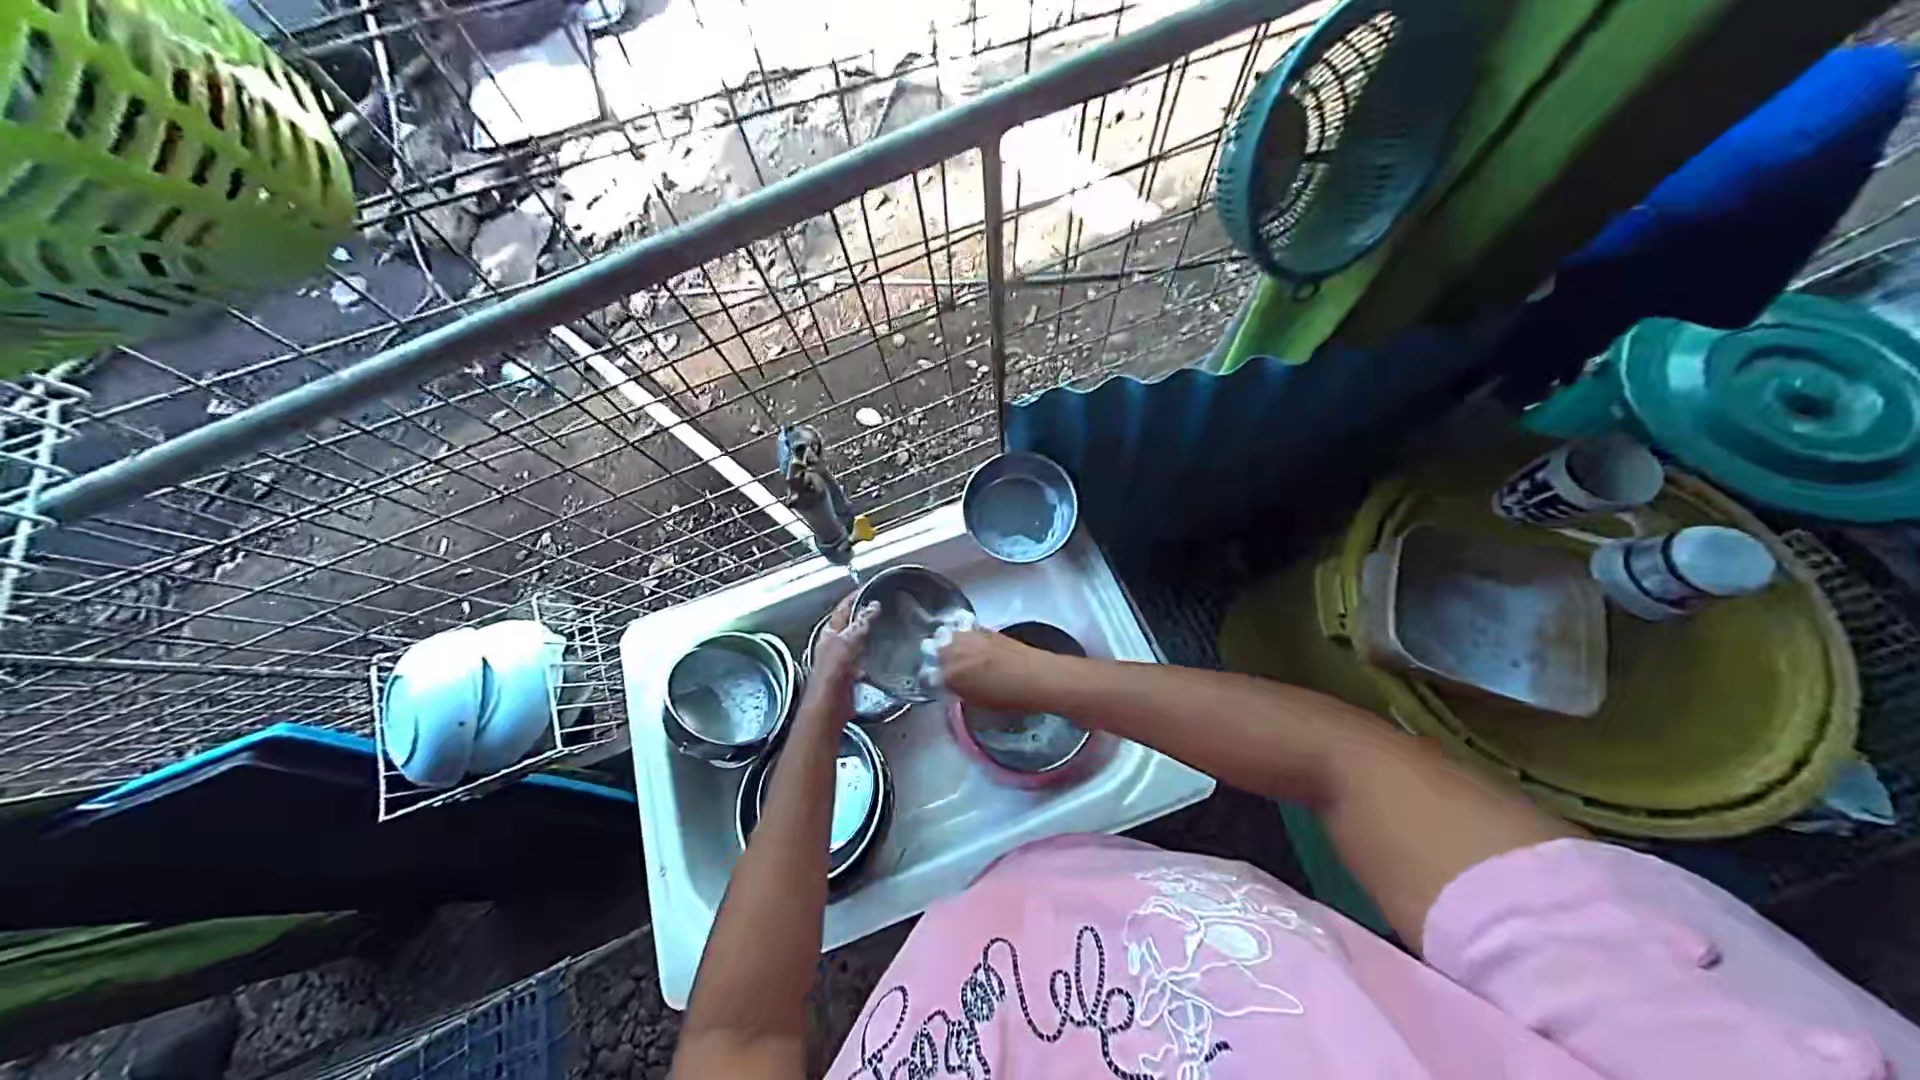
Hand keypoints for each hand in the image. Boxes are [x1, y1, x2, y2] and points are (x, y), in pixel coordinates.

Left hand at [799, 593, 878, 718]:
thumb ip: (860, 624)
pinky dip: (872, 651)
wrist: (829, 706)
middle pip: (850, 624)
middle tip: (881, 605)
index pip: (842, 609)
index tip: (867, 588)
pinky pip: (863, 656)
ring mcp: (841, 659)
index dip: (854, 597)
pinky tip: (881, 653)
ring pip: (857, 640)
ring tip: (885, 625)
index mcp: (830, 633)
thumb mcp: (847, 642)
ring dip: (869, 632)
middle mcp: (833, 644)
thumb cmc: (833, 673)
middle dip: (863, 614)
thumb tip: (873, 606)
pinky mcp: (849, 674)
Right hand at [936, 629, 1050, 712]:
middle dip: (939, 658)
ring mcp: (966, 636)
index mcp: (948, 674)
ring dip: (950, 644)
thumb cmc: (1006, 696)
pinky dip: (965, 638)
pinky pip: (964, 632)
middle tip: (951, 668)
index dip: (937, 680)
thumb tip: (953, 683)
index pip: (930, 675)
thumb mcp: (975, 700)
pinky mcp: (982, 628)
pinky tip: (974, 647)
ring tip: (962, 654)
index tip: (943, 683)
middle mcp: (952, 651)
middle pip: (935, 650)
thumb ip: (958, 689)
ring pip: (947, 636)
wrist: (1034, 676)